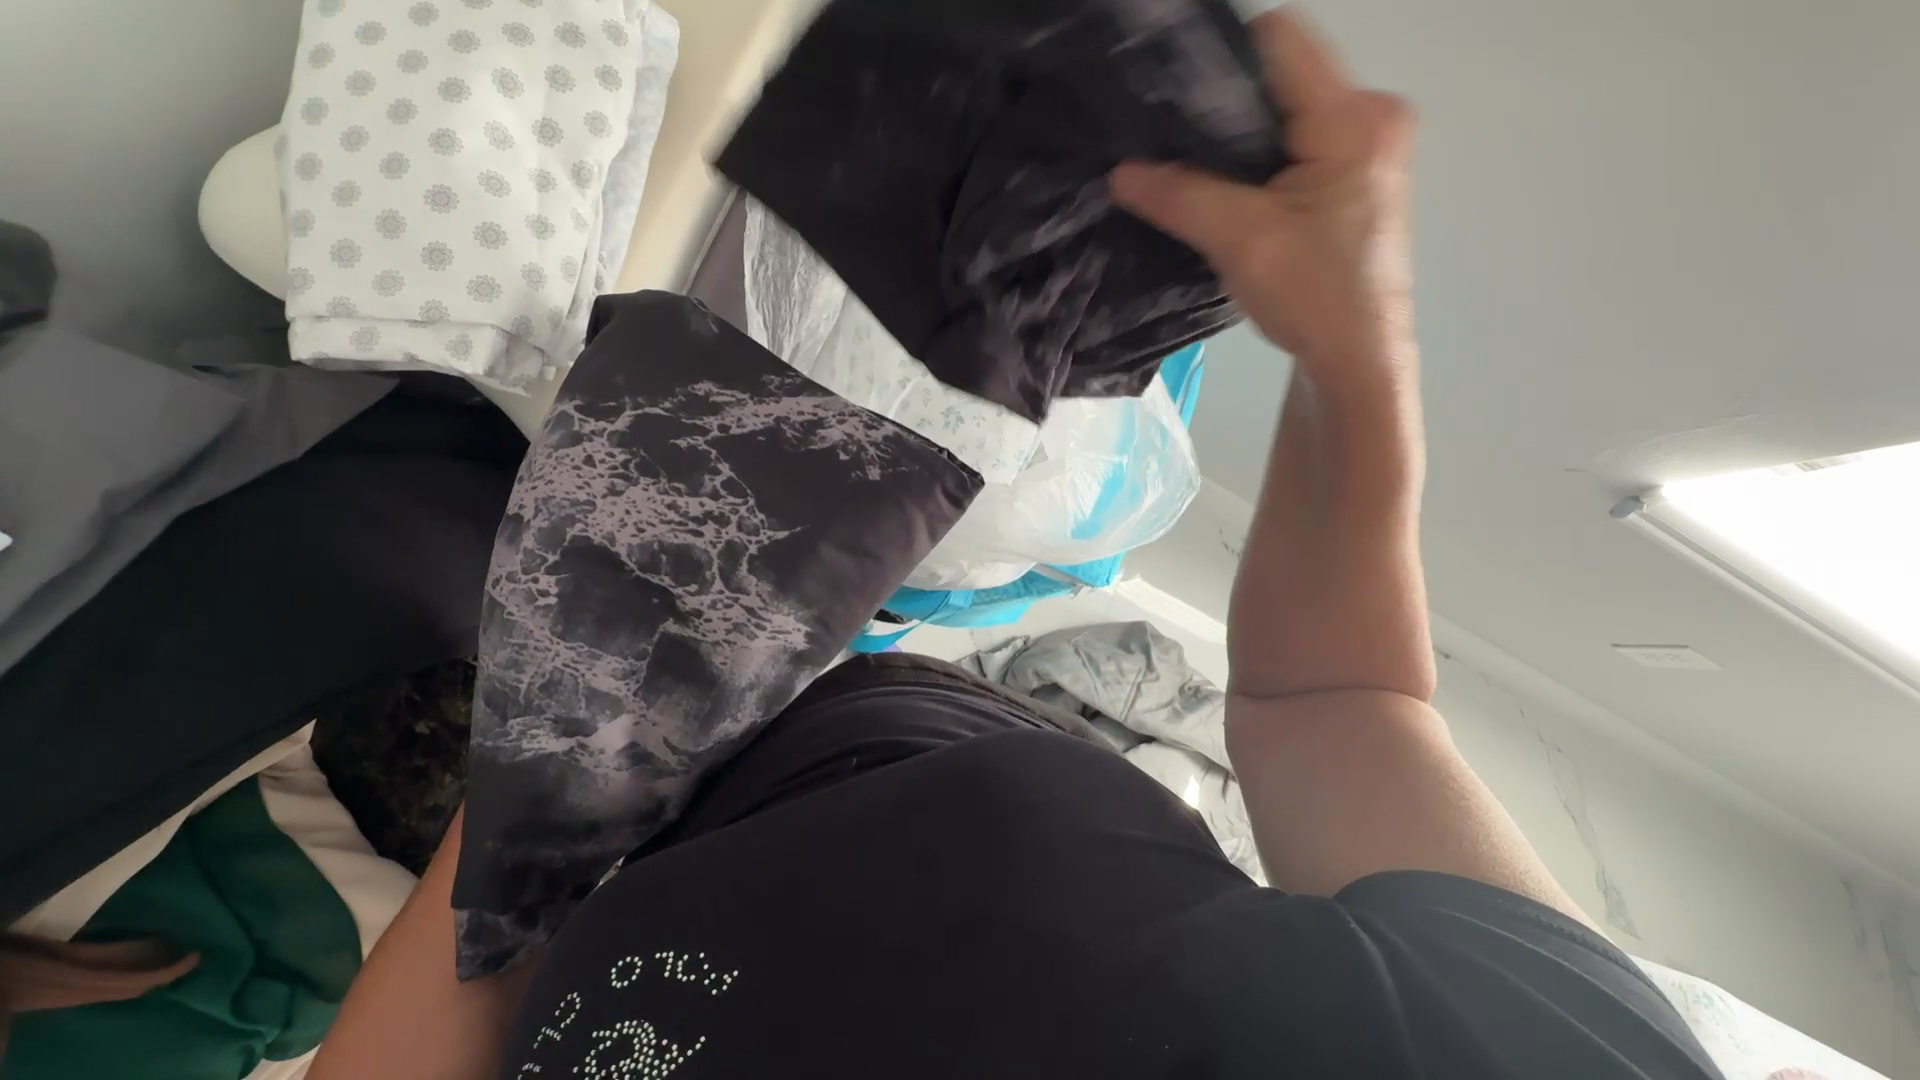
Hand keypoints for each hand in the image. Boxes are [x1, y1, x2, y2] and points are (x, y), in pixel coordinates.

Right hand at [1111, 6, 1415, 388]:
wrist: (1358, 362)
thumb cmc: (1315, 299)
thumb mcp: (1240, 241)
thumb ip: (1179, 196)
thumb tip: (1119, 172)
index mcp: (1354, 118)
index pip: (1279, 39)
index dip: (1218, 61)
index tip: (1171, 101)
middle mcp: (1371, 114)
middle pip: (1281, 74)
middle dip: (1223, 106)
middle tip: (1172, 142)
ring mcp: (1367, 145)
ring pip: (1285, 110)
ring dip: (1237, 137)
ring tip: (1194, 168)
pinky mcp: (1355, 174)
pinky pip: (1295, 141)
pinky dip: (1257, 159)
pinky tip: (1227, 189)